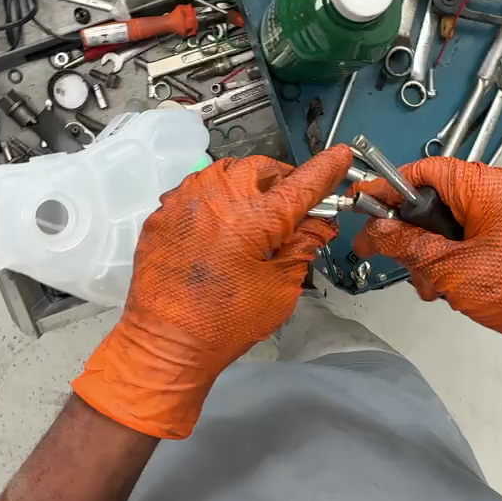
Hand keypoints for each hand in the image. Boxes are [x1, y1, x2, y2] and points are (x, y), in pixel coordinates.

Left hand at [73, 145, 353, 438]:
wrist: (166, 343)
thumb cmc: (224, 322)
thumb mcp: (280, 287)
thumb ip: (303, 246)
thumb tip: (319, 224)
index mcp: (256, 216)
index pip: (303, 183)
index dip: (325, 170)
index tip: (339, 158)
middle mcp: (218, 196)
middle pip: (261, 168)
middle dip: (281, 179)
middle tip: (290, 207)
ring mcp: (185, 201)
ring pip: (225, 172)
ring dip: (245, 185)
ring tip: (252, 215)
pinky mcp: (162, 214)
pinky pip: (195, 191)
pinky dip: (214, 200)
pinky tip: (218, 227)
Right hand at [353, 158, 501, 392]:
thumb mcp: (453, 271)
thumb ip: (407, 245)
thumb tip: (373, 231)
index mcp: (489, 185)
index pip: (424, 170)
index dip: (389, 189)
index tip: (363, 207)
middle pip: (436, 200)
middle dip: (414, 237)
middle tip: (403, 266)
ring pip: (453, 223)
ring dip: (435, 255)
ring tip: (437, 288)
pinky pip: (474, 234)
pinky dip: (457, 258)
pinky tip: (454, 287)